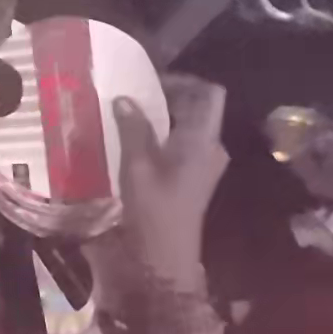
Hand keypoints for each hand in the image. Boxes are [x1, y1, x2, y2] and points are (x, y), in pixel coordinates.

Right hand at [109, 74, 228, 283]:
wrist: (165, 255)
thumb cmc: (155, 209)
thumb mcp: (137, 165)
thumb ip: (133, 128)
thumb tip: (123, 97)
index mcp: (203, 140)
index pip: (208, 94)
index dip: (183, 80)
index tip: (148, 78)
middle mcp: (209, 147)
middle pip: (195, 108)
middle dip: (164, 95)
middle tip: (127, 91)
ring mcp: (202, 163)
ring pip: (184, 125)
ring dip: (158, 115)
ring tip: (123, 110)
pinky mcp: (190, 176)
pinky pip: (177, 142)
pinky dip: (156, 133)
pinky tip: (128, 137)